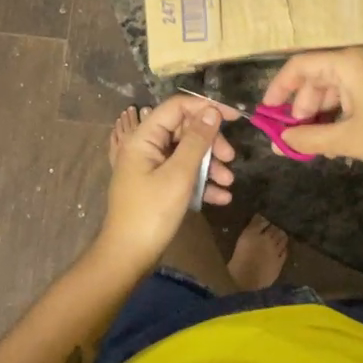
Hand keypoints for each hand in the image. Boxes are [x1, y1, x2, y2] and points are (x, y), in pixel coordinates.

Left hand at [96, 97, 238, 273]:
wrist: (129, 256)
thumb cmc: (152, 212)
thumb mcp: (179, 175)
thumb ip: (196, 141)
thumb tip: (211, 111)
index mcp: (143, 138)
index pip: (177, 107)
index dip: (206, 107)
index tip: (234, 117)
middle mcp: (145, 147)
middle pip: (184, 130)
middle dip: (211, 143)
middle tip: (230, 158)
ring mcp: (151, 167)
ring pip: (186, 154)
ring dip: (210, 166)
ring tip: (228, 182)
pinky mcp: (157, 186)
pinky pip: (182, 174)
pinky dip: (201, 182)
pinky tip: (221, 197)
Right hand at [262, 47, 362, 181]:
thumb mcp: (348, 140)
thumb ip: (309, 138)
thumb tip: (280, 141)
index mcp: (349, 61)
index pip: (301, 65)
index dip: (279, 88)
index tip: (267, 111)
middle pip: (318, 74)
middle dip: (302, 104)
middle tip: (296, 134)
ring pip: (338, 85)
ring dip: (322, 111)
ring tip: (319, 142)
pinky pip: (356, 91)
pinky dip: (342, 112)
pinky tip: (340, 137)